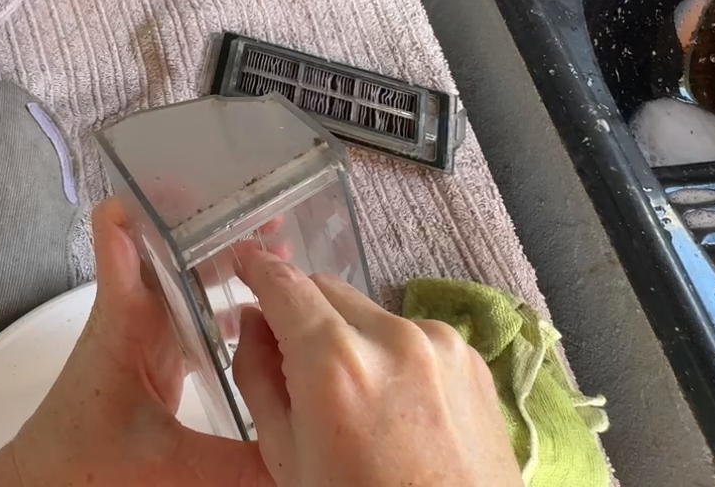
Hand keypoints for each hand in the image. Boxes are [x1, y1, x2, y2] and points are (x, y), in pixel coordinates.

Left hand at [0, 201, 271, 486]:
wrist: (43, 486)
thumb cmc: (80, 467)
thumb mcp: (168, 468)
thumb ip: (242, 468)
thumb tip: (307, 463)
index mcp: (124, 316)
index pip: (118, 227)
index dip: (150, 193)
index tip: (198, 179)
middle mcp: (131, 310)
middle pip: (167, 241)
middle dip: (215, 224)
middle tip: (269, 219)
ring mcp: (141, 327)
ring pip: (180, 271)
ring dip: (220, 257)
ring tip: (275, 252)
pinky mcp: (151, 350)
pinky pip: (187, 306)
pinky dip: (218, 296)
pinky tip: (257, 310)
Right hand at [231, 245, 521, 486]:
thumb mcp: (285, 455)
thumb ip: (257, 374)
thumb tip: (252, 319)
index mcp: (335, 362)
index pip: (283, 283)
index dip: (257, 267)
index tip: (243, 260)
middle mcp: (390, 336)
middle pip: (324, 288)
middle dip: (302, 311)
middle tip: (294, 356)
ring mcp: (438, 343)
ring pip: (366, 310)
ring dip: (347, 334)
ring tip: (356, 397)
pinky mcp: (470, 358)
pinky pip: (410, 333)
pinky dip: (390, 353)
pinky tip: (396, 405)